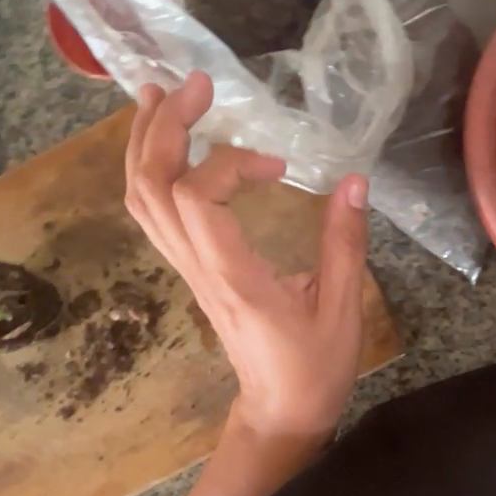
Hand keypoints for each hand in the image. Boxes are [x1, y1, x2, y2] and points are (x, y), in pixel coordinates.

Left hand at [125, 71, 369, 445]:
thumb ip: (345, 245)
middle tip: (195, 86)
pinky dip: (151, 171)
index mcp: (236, 278)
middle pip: (152, 186)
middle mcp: (200, 269)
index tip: (280, 166)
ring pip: (142, 199)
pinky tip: (167, 147)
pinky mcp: (193, 273)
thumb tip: (354, 182)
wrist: (281, 410)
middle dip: (166, 127)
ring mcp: (189, 271)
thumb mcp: (343, 310)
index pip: (199, 199)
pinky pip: (154, 215)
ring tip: (161, 97)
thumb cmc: (316, 368)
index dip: (231, 164)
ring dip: (145, 142)